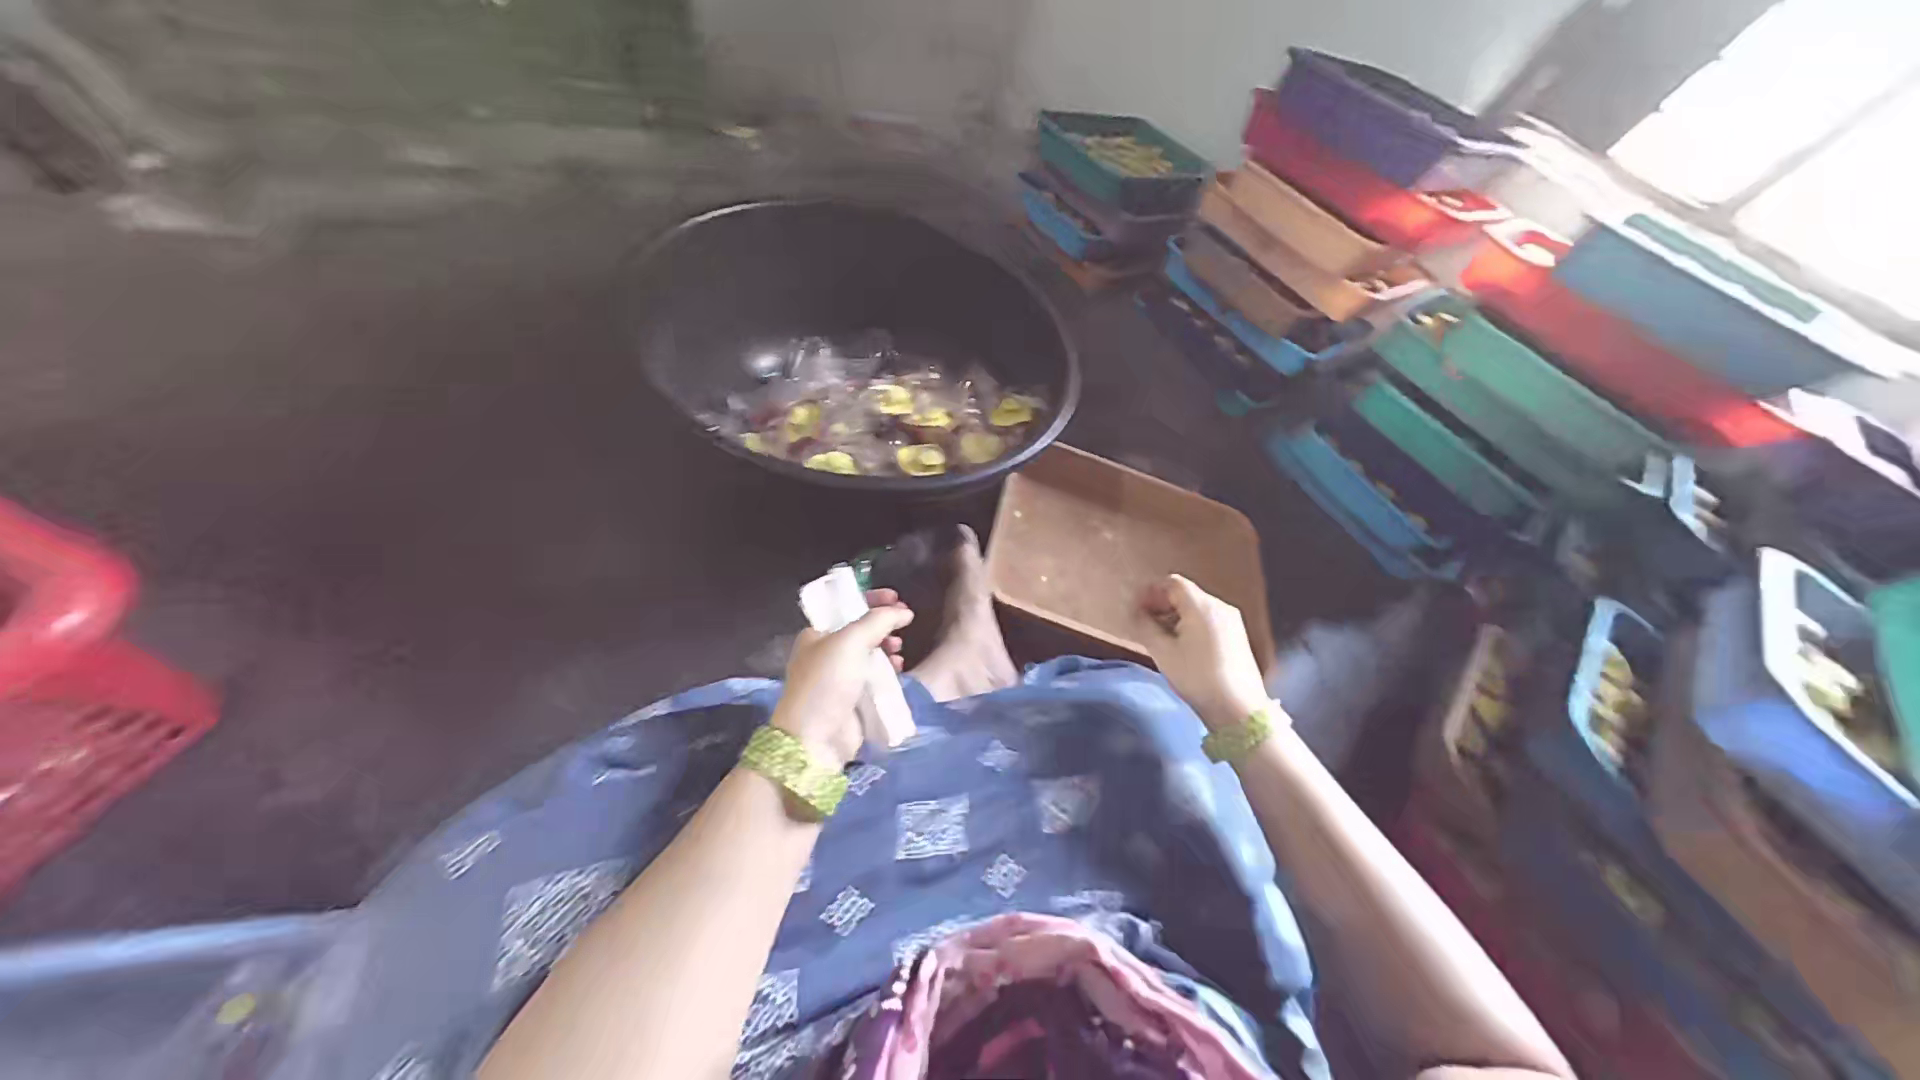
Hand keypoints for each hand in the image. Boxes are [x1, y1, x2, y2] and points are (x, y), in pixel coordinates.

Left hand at [770, 589, 912, 767]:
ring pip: (871, 653)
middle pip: (862, 629)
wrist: (816, 738)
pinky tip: (898, 669)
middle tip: (904, 623)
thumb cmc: (827, 682)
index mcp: (817, 633)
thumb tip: (903, 612)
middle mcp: (827, 652)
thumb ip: (878, 621)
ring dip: (888, 647)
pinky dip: (889, 670)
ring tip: (898, 650)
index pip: (846, 606)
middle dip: (883, 624)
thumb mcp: (850, 641)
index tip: (896, 597)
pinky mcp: (854, 698)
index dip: (871, 599)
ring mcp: (841, 677)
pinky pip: (876, 677)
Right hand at [1139, 574, 1275, 731]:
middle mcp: (1219, 606)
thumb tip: (1135, 611)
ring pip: (1196, 607)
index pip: (1171, 583)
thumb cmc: (1196, 677)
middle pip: (1184, 593)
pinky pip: (1207, 620)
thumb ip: (1144, 625)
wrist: (1239, 709)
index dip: (1150, 592)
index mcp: (1201, 605)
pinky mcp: (1237, 636)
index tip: (1135, 609)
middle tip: (1143, 623)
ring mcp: (1232, 621)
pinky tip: (1182, 646)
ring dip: (1174, 616)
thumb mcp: (1162, 652)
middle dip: (1161, 604)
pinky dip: (1190, 624)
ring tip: (1160, 638)